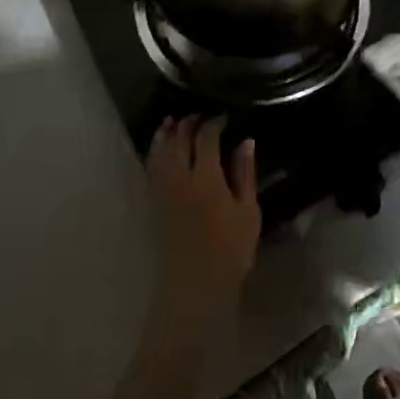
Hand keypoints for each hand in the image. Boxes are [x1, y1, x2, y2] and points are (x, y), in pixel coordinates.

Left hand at [146, 115, 259, 323]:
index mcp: (206, 177)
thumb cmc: (230, 250)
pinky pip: (151, 167)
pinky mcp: (154, 201)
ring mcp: (163, 188)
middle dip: (186, 124)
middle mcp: (180, 177)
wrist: (195, 282)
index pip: (206, 138)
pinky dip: (154, 152)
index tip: (222, 117)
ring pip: (160, 151)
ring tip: (172, 122)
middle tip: (197, 116)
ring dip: (165, 133)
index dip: (213, 123)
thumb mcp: (248, 212)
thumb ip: (244, 174)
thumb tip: (246, 142)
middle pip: (178, 140)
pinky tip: (159, 148)